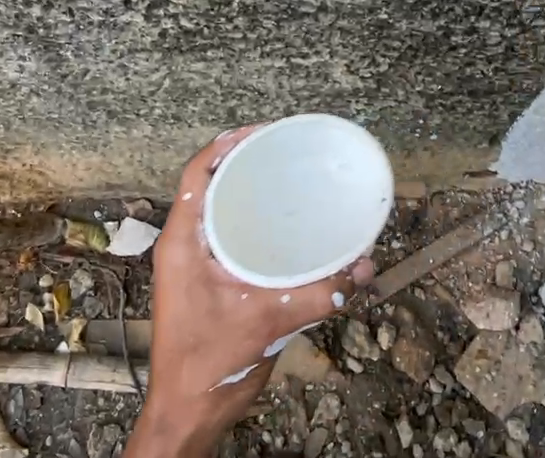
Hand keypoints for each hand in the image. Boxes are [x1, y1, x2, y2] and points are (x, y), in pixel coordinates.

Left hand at [125, 125, 376, 457]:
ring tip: (282, 174)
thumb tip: (363, 268)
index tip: (262, 131)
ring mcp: (192, 264)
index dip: (224, 145)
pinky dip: (249, 219)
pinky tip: (280, 223)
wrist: (186, 413)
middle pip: (206, 183)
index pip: (194, 173)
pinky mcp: (205, 280)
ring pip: (215, 208)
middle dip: (241, 160)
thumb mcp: (267, 323)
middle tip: (282, 148)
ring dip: (244, 189)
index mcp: (182, 243)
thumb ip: (318, 295)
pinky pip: (225, 234)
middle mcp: (183, 245)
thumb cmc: (209, 366)